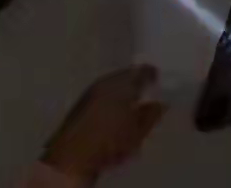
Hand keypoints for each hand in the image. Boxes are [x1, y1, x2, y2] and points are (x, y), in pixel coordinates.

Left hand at [41, 66, 165, 185]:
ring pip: (113, 89)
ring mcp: (90, 92)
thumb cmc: (108, 142)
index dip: (153, 76)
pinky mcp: (79, 107)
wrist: (68, 160)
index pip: (144, 70)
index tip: (159, 84)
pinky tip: (112, 121)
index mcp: (123, 80)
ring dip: (122, 97)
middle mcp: (107, 80)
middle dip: (136, 87)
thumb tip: (161, 103)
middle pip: (127, 78)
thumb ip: (152, 114)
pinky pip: (101, 99)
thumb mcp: (137, 131)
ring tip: (129, 113)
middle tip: (145, 99)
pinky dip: (109, 105)